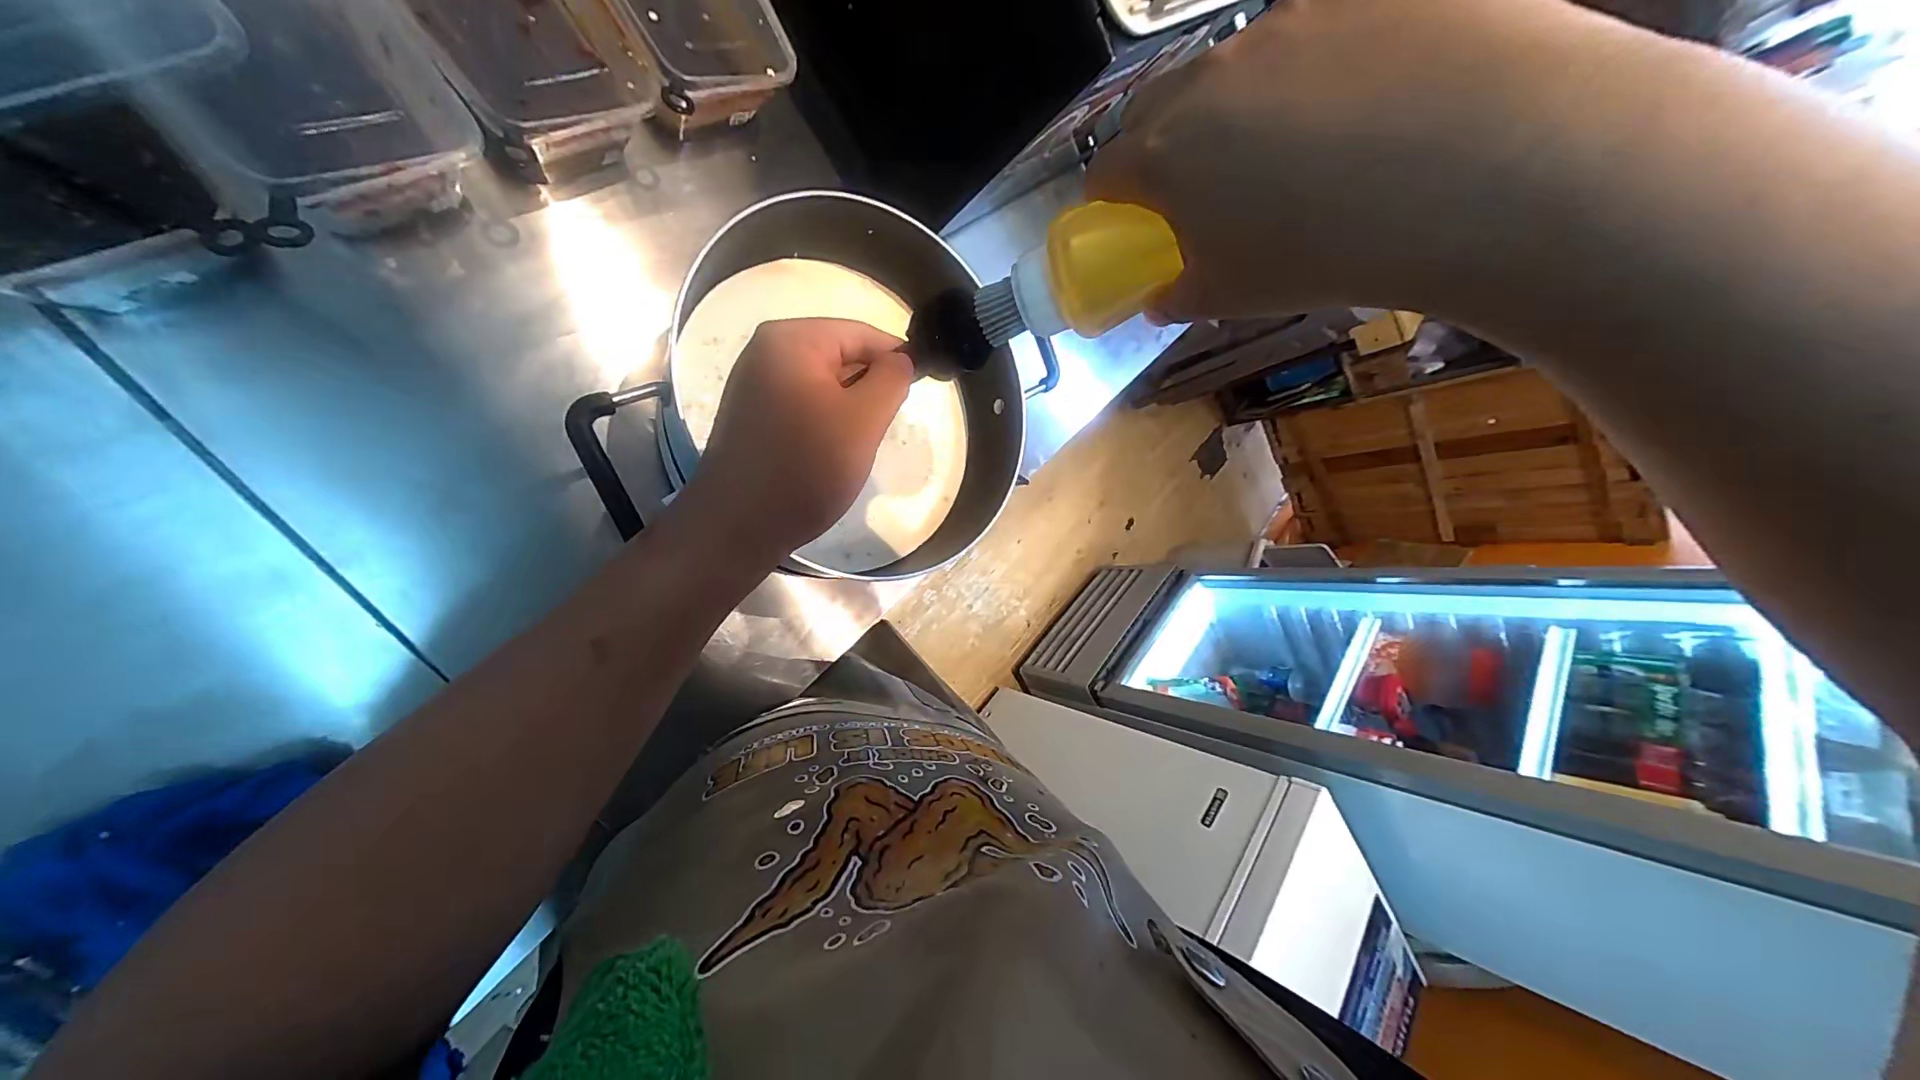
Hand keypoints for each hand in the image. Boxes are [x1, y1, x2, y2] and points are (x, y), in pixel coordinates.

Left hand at [675, 318, 911, 561]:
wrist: (738, 527)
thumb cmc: (805, 469)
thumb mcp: (863, 420)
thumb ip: (891, 379)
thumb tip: (900, 359)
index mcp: (791, 339)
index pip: (863, 333)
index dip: (897, 359)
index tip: (919, 391)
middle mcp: (766, 351)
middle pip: (841, 355)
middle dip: (869, 389)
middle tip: (881, 429)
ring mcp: (755, 384)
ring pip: (825, 384)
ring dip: (849, 411)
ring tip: (854, 446)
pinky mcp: (753, 415)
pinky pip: (804, 405)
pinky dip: (825, 423)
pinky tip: (830, 454)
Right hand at [1087, 0, 1682, 320]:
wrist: (1493, 168)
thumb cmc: (1328, 253)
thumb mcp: (1236, 295)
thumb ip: (1181, 294)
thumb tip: (1162, 296)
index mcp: (1165, 153)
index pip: (1106, 171)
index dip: (1113, 202)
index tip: (1134, 223)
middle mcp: (1212, 75)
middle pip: (1158, 107)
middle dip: (1166, 150)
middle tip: (1210, 190)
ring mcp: (1290, 22)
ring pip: (1237, 70)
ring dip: (1242, 110)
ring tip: (1307, 152)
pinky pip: (1316, 37)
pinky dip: (1319, 74)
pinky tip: (1372, 108)